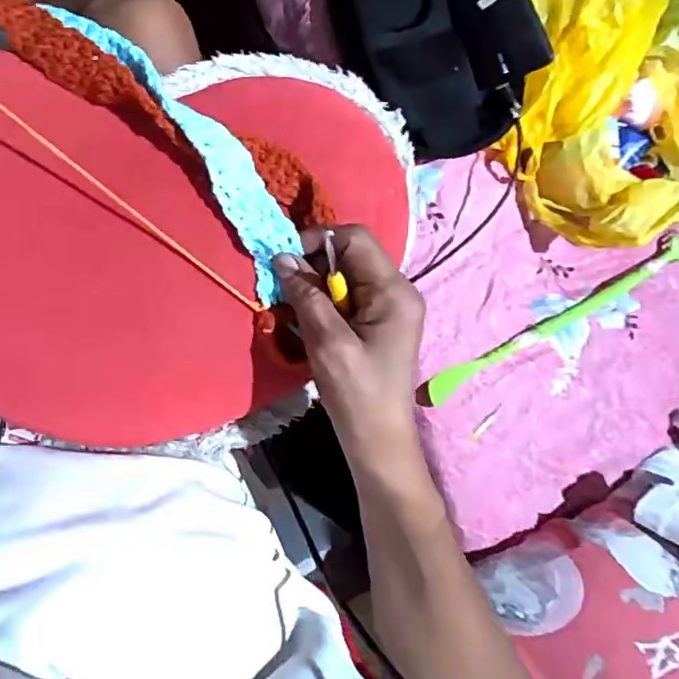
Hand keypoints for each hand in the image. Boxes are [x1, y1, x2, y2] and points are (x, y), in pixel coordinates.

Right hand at [274, 224, 425, 474]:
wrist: (377, 439)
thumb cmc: (356, 393)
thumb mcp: (328, 342)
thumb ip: (306, 295)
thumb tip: (283, 257)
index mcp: (393, 291)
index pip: (355, 238)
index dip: (318, 240)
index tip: (286, 260)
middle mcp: (395, 291)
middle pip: (349, 254)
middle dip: (312, 264)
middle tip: (284, 287)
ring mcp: (387, 308)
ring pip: (343, 275)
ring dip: (313, 285)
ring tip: (292, 306)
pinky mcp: (375, 323)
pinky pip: (345, 296)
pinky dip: (321, 301)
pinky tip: (305, 321)